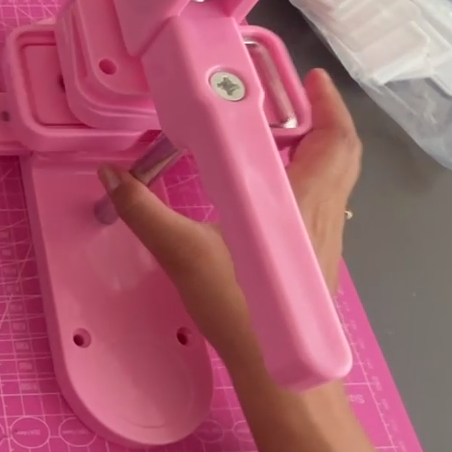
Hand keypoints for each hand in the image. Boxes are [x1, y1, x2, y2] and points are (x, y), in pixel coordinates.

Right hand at [99, 68, 361, 370]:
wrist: (278, 374)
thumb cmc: (239, 308)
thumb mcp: (182, 252)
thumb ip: (142, 210)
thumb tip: (108, 175)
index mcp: (299, 203)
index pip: (331, 143)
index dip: (328, 107)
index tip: (314, 77)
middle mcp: (320, 214)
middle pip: (342, 157)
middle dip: (326, 119)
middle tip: (299, 93)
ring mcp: (321, 237)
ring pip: (335, 179)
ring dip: (319, 147)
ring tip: (282, 127)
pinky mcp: (312, 256)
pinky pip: (321, 200)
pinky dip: (308, 174)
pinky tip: (272, 183)